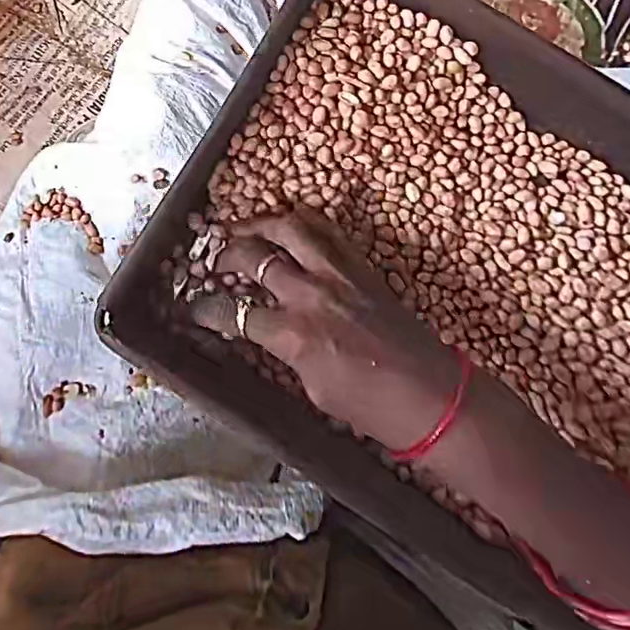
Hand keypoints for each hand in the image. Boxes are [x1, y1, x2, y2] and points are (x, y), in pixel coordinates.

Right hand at [191, 209, 465, 450]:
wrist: (434, 398)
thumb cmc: (373, 406)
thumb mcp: (312, 387)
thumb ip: (284, 350)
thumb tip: (266, 330)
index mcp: (295, 334)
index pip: (234, 312)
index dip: (207, 309)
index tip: (195, 307)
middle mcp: (312, 296)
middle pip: (255, 256)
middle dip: (226, 254)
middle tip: (216, 260)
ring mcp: (339, 275)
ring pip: (290, 228)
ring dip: (260, 223)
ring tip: (243, 227)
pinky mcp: (362, 268)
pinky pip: (327, 231)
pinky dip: (302, 223)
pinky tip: (290, 226)